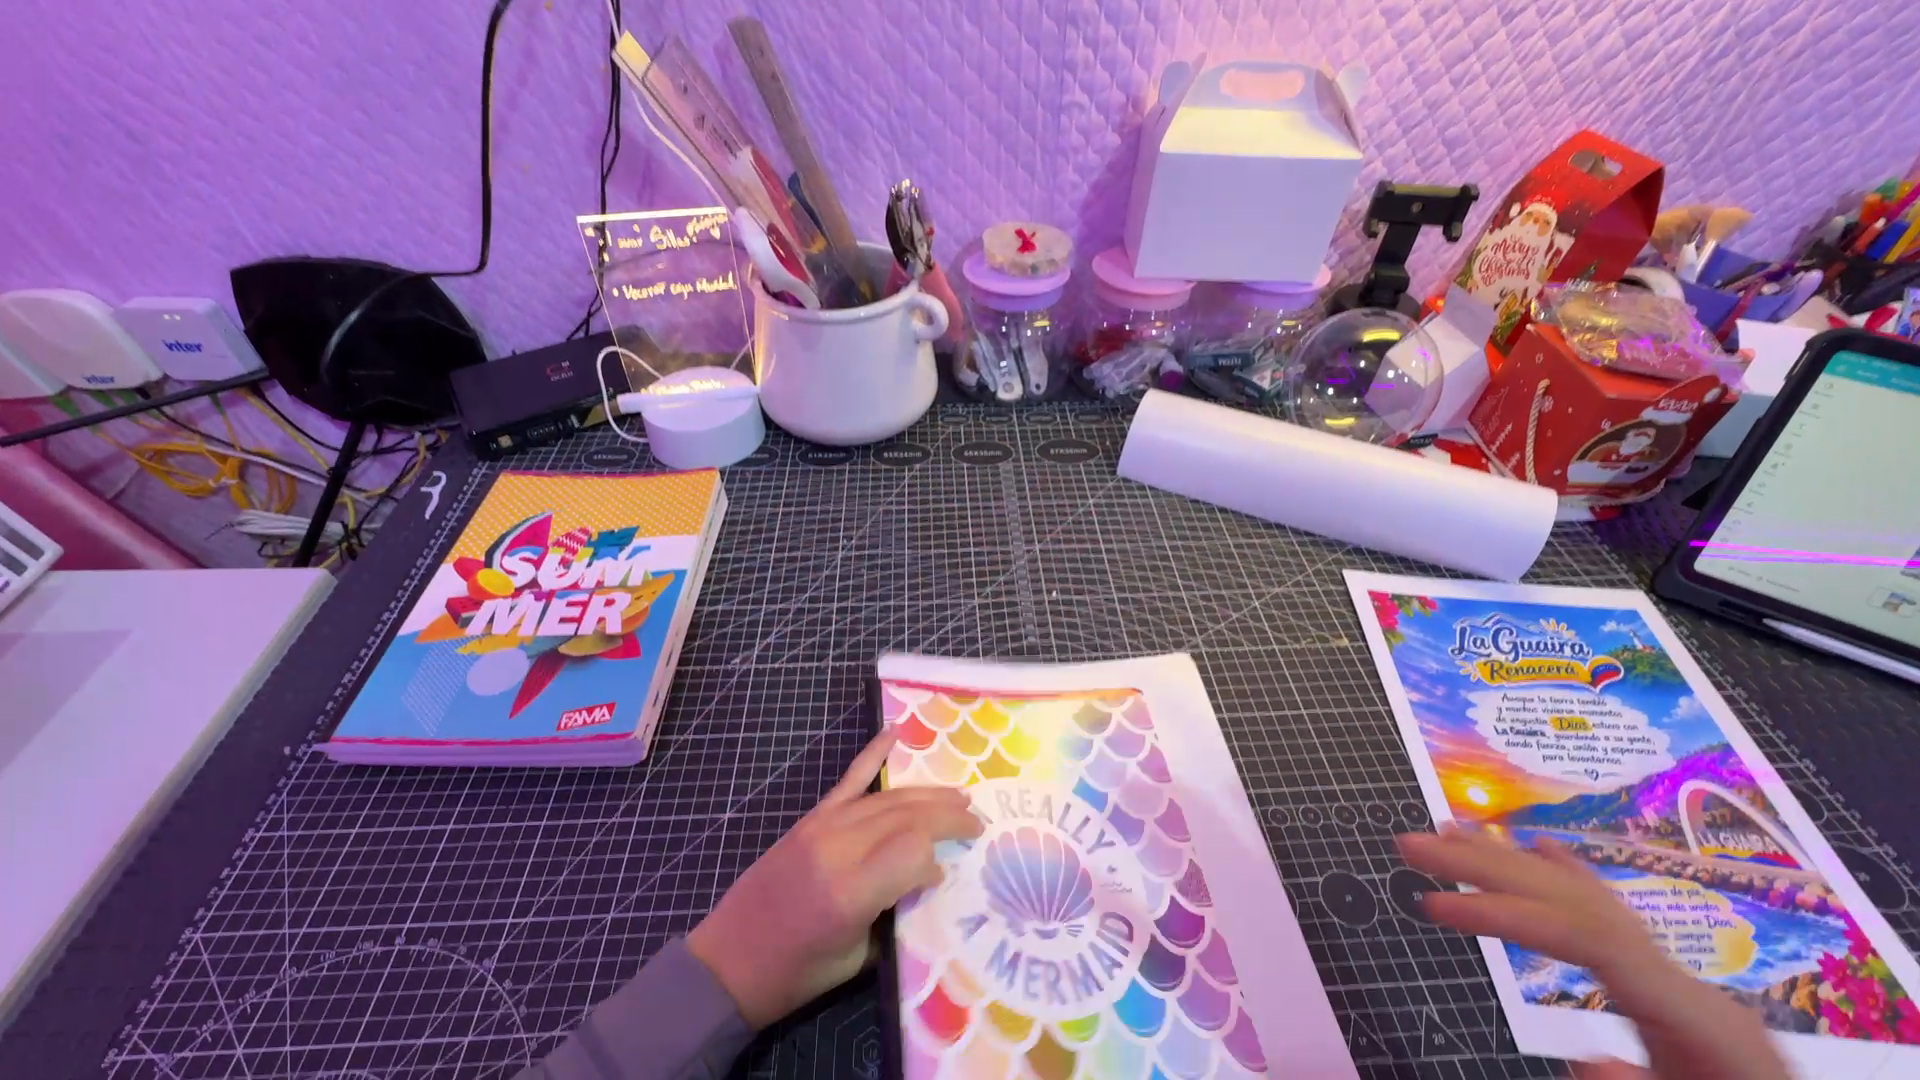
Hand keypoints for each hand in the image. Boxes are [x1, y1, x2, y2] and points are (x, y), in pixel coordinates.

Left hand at [686, 731, 982, 1028]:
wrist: (728, 961)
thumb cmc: (796, 974)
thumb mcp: (858, 959)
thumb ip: (895, 913)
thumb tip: (928, 877)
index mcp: (851, 893)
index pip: (915, 851)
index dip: (939, 858)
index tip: (945, 874)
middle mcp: (838, 849)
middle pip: (907, 816)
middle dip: (947, 815)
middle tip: (978, 821)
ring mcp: (822, 828)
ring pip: (887, 798)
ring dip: (926, 795)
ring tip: (959, 797)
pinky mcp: (809, 819)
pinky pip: (848, 780)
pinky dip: (873, 754)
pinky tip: (895, 735)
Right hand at [1398, 827, 1791, 1079]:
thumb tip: (1585, 1058)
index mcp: (1696, 1022)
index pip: (1585, 938)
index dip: (1504, 914)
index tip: (1431, 906)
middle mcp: (1684, 985)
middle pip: (1575, 900)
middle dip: (1489, 866)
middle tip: (1412, 842)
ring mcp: (1678, 984)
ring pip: (1587, 901)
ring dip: (1510, 861)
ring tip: (1446, 831)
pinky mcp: (1670, 994)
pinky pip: (1610, 918)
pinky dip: (1566, 877)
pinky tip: (1538, 849)